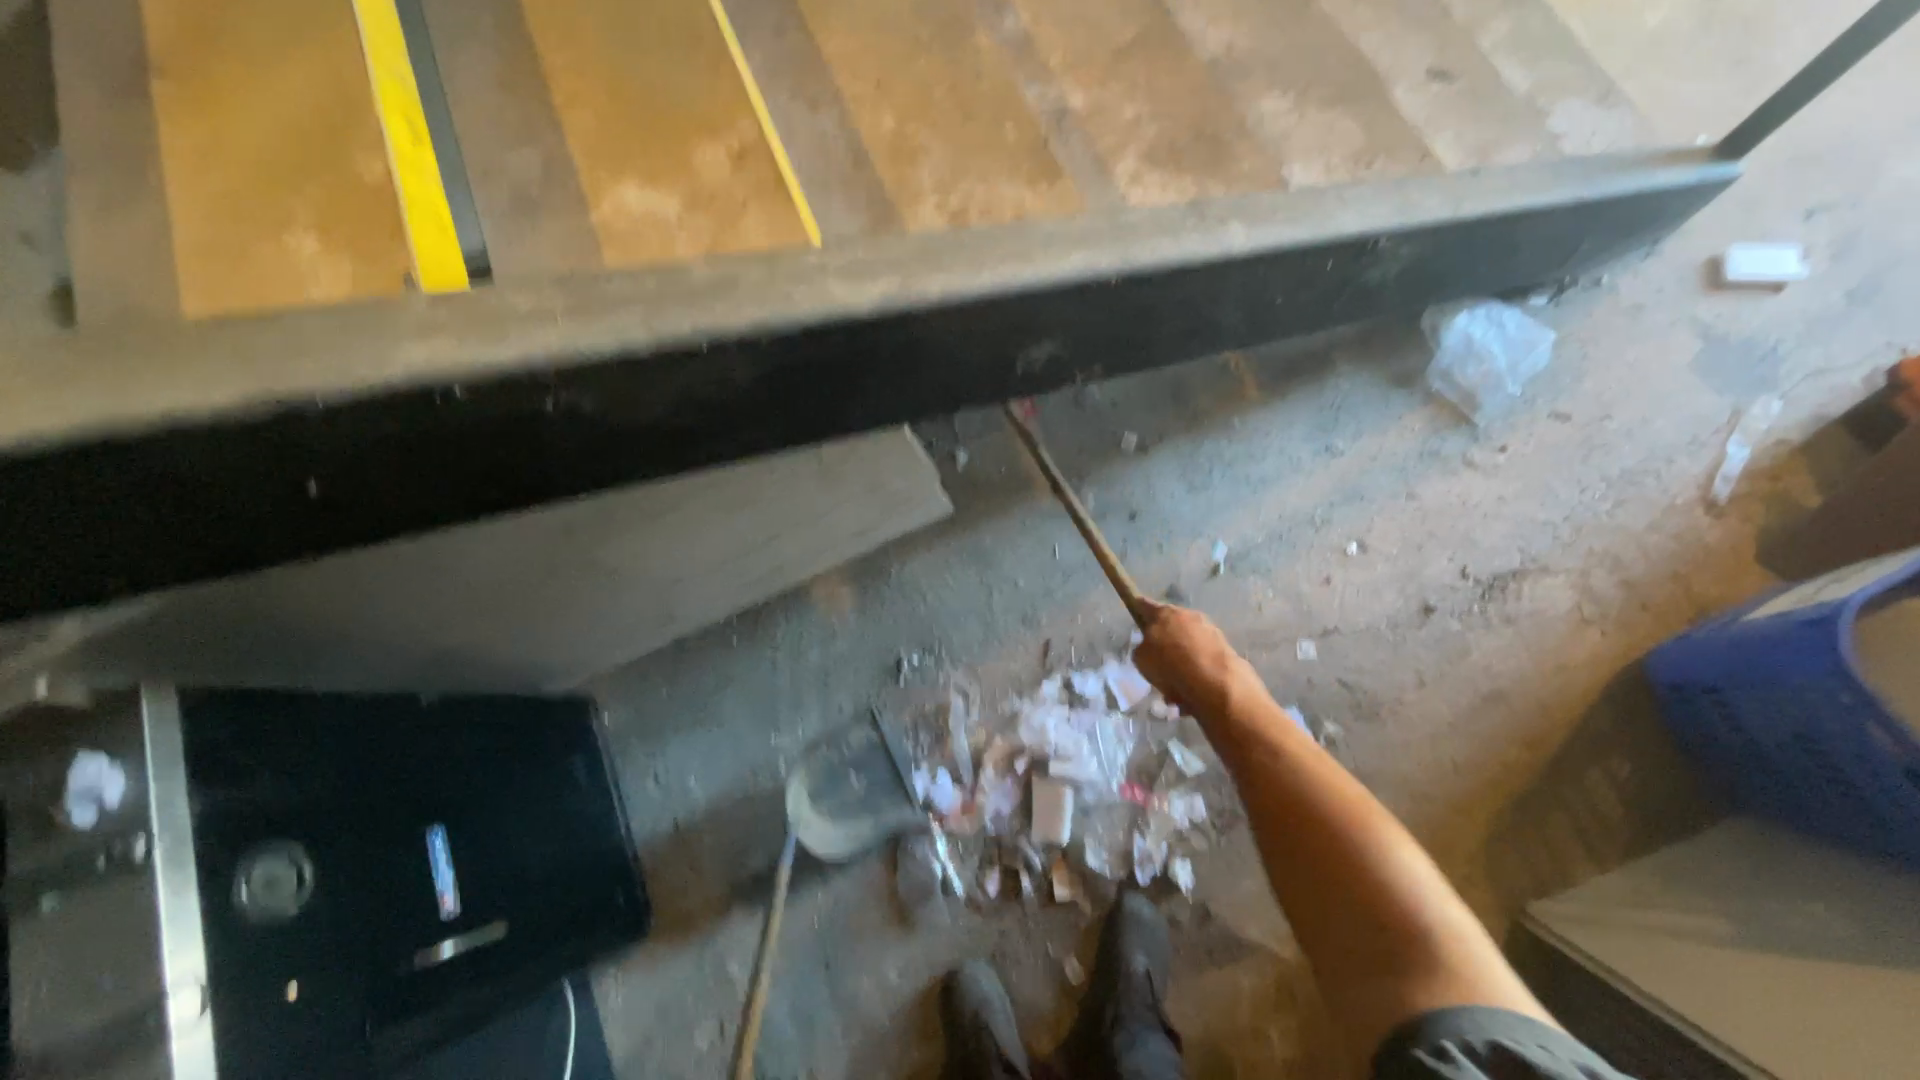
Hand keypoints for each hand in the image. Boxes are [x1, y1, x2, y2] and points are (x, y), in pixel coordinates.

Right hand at [1131, 601, 1269, 725]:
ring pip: (1188, 642)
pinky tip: (1192, 690)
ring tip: (1176, 685)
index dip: (1137, 608)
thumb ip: (1142, 649)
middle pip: (1170, 624)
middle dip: (1164, 640)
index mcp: (1164, 613)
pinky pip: (1203, 656)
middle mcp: (1188, 615)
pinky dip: (1197, 669)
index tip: (1134, 611)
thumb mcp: (1141, 660)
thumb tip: (1149, 648)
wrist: (1214, 681)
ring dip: (1181, 658)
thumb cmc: (1170, 666)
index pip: (1144, 604)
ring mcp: (1209, 629)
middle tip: (1158, 663)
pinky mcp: (1225, 646)